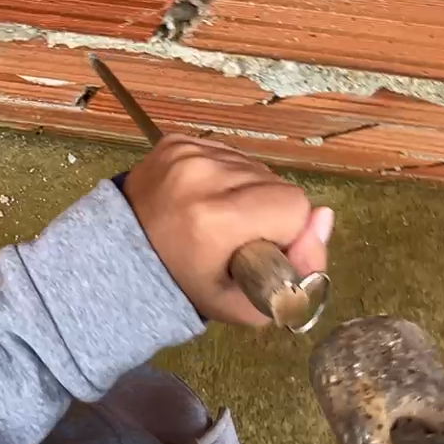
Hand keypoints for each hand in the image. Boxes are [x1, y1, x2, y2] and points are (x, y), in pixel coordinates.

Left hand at [122, 135, 334, 326]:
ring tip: (222, 218)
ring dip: (250, 192)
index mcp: (214, 218)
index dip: (292, 232)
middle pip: (276, 183)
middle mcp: (201, 174)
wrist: (119, 250)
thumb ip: (296, 273)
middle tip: (242, 238)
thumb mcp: (243, 304)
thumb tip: (325, 217)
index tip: (269, 251)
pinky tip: (207, 198)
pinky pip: (227, 154)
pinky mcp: (176, 140)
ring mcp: (186, 151)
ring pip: (254, 167)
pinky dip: (227, 176)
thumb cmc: (181, 283)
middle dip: (272, 213)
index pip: (293, 205)